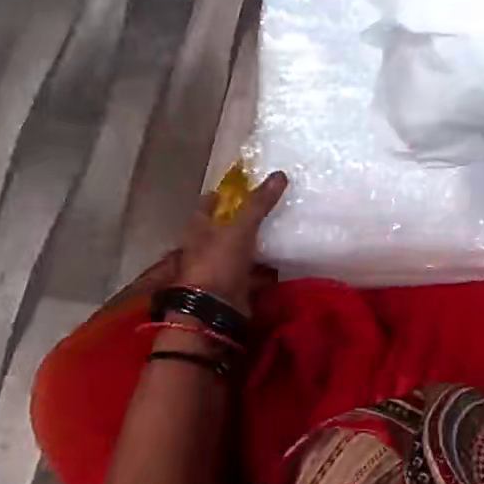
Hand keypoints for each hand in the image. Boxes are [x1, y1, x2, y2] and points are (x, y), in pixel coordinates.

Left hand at [172, 171, 287, 313]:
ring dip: (258, 244)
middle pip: (226, 228)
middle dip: (244, 220)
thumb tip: (280, 174)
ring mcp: (221, 268)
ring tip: (282, 230)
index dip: (221, 195)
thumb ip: (259, 204)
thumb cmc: (218, 263)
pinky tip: (285, 260)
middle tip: (270, 207)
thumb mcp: (240, 229)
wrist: (215, 309)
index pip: (208, 204)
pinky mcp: (237, 286)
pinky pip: (256, 272)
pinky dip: (268, 268)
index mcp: (199, 228)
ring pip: (242, 250)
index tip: (241, 188)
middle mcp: (207, 247)